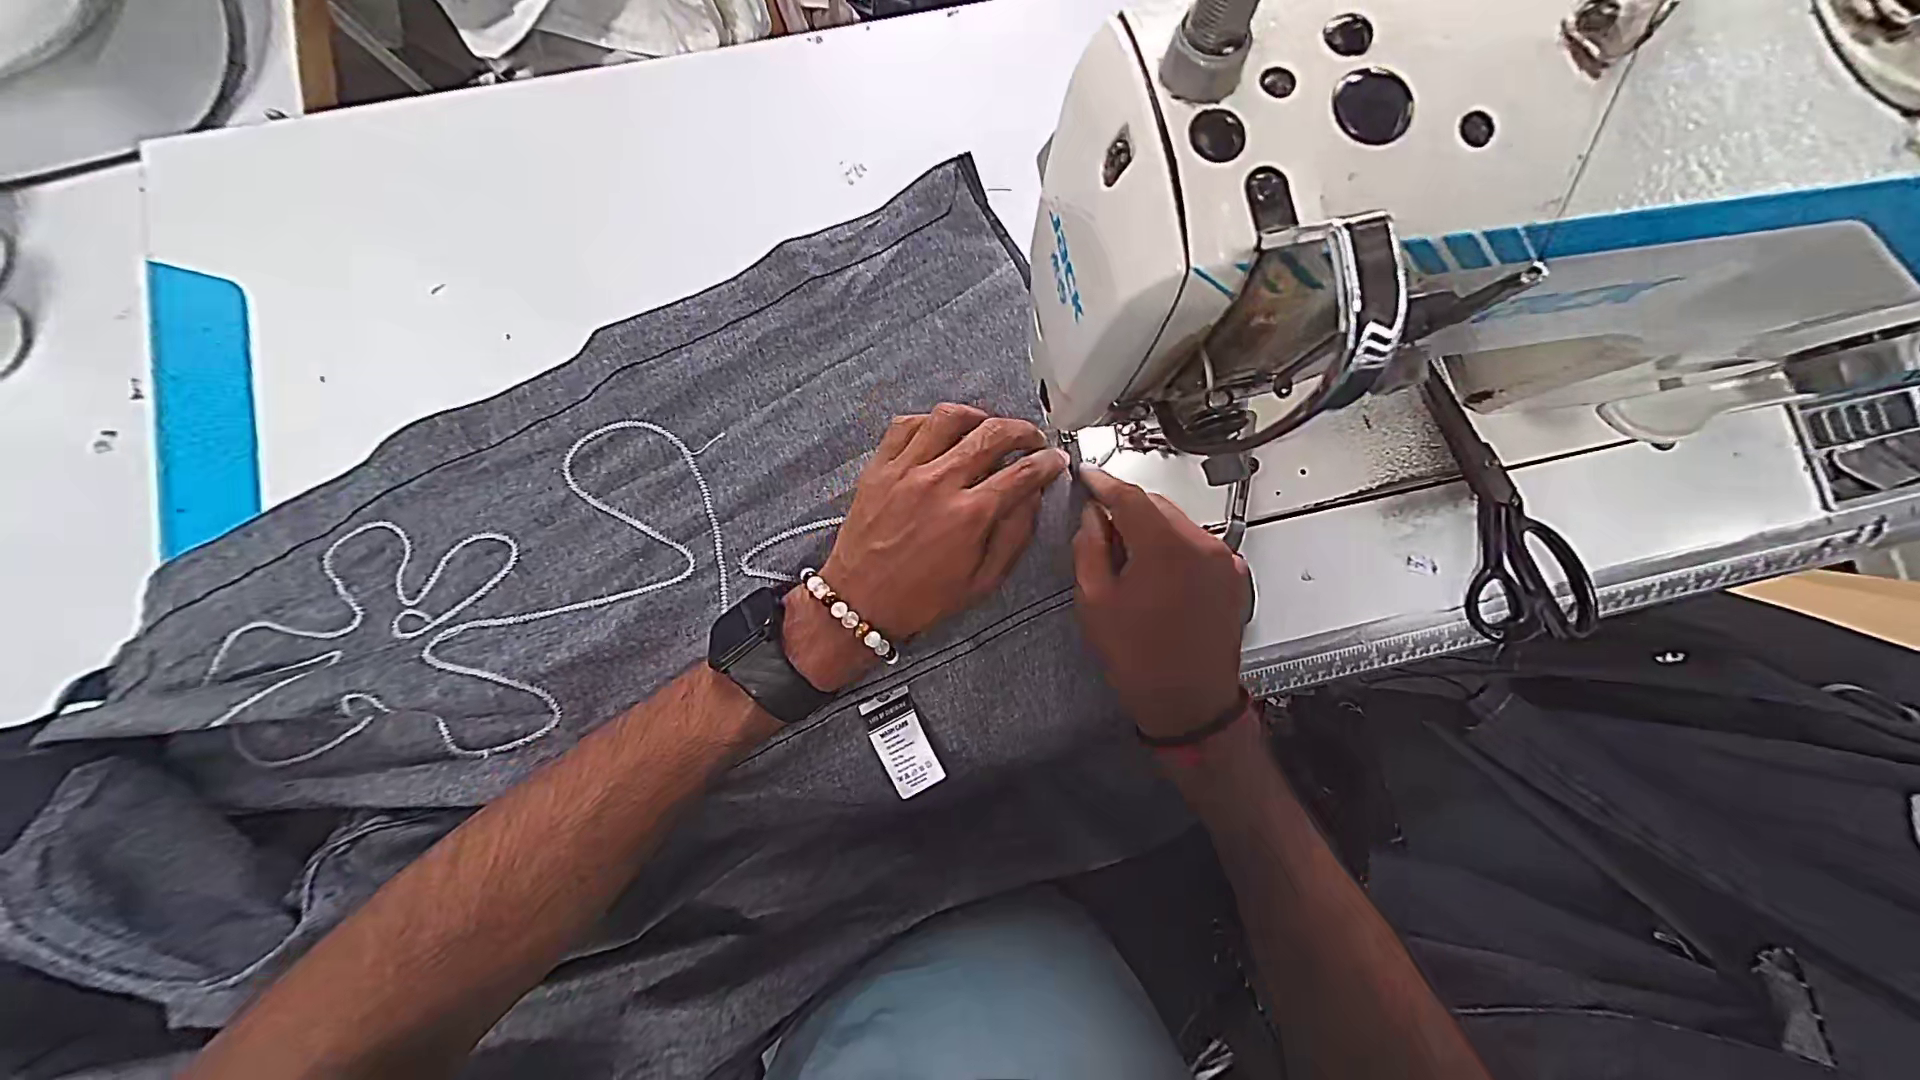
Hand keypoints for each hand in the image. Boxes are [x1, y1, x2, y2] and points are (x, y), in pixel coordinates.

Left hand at [784, 404, 1068, 691]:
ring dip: (979, 416)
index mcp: (969, 516)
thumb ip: (1015, 535)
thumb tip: (1033, 497)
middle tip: (1031, 439)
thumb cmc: (920, 598)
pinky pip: (906, 424)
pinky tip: (942, 433)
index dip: (1047, 462)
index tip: (1053, 460)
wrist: (862, 602)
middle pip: (993, 433)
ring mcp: (905, 471)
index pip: (1023, 472)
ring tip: (988, 428)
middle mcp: (939, 484)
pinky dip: (930, 421)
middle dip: (1023, 431)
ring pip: (949, 417)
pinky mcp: (879, 468)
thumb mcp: (983, 581)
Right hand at [1072, 467, 1247, 738]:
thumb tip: (1092, 518)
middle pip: (1155, 505)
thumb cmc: (1143, 661)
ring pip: (1177, 523)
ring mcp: (1222, 561)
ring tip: (1130, 566)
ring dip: (1150, 530)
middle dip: (1126, 510)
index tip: (1089, 476)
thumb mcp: (1094, 601)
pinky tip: (1156, 577)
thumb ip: (1088, 547)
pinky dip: (1174, 548)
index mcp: (1165, 548)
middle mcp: (1202, 547)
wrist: (1188, 700)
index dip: (1102, 482)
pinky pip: (1197, 545)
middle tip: (1100, 530)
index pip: (1128, 495)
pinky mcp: (1233, 576)